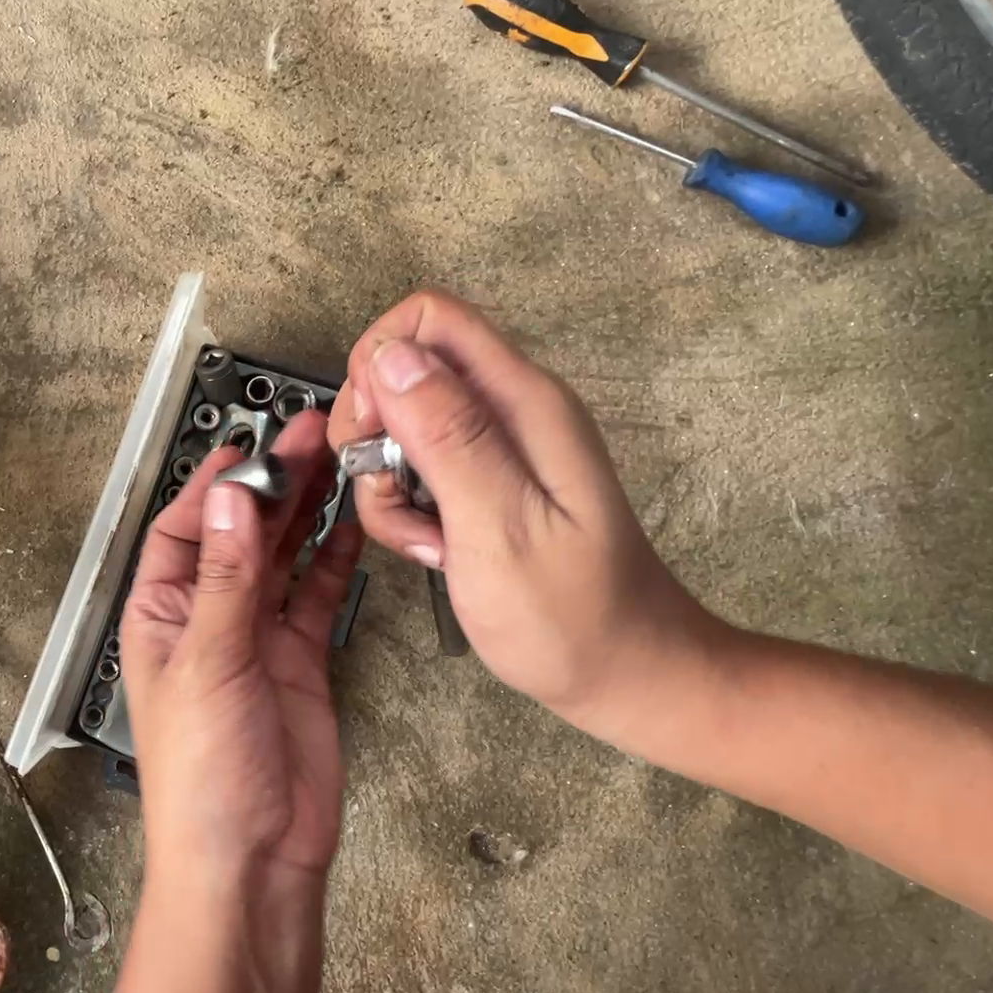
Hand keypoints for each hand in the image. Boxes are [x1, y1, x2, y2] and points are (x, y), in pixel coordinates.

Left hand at [120, 411, 361, 877]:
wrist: (252, 859)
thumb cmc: (201, 775)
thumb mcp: (207, 663)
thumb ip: (225, 579)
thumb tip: (232, 498)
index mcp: (161, 613)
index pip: (185, 528)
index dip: (215, 484)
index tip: (252, 444)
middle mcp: (206, 617)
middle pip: (239, 534)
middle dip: (272, 486)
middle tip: (311, 438)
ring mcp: (255, 637)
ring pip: (280, 558)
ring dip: (305, 513)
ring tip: (335, 464)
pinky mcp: (298, 659)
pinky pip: (313, 597)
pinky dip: (330, 563)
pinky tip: (348, 528)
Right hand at [324, 289, 722, 718]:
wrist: (622, 673)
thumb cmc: (569, 613)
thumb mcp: (501, 526)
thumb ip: (447, 436)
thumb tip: (389, 355)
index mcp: (521, 401)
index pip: (428, 319)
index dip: (377, 362)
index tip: (370, 434)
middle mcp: (504, 408)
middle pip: (399, 370)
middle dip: (370, 429)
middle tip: (385, 490)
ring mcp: (490, 445)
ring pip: (394, 427)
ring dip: (382, 481)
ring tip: (423, 537)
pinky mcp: (476, 480)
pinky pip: (409, 469)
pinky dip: (399, 508)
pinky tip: (432, 548)